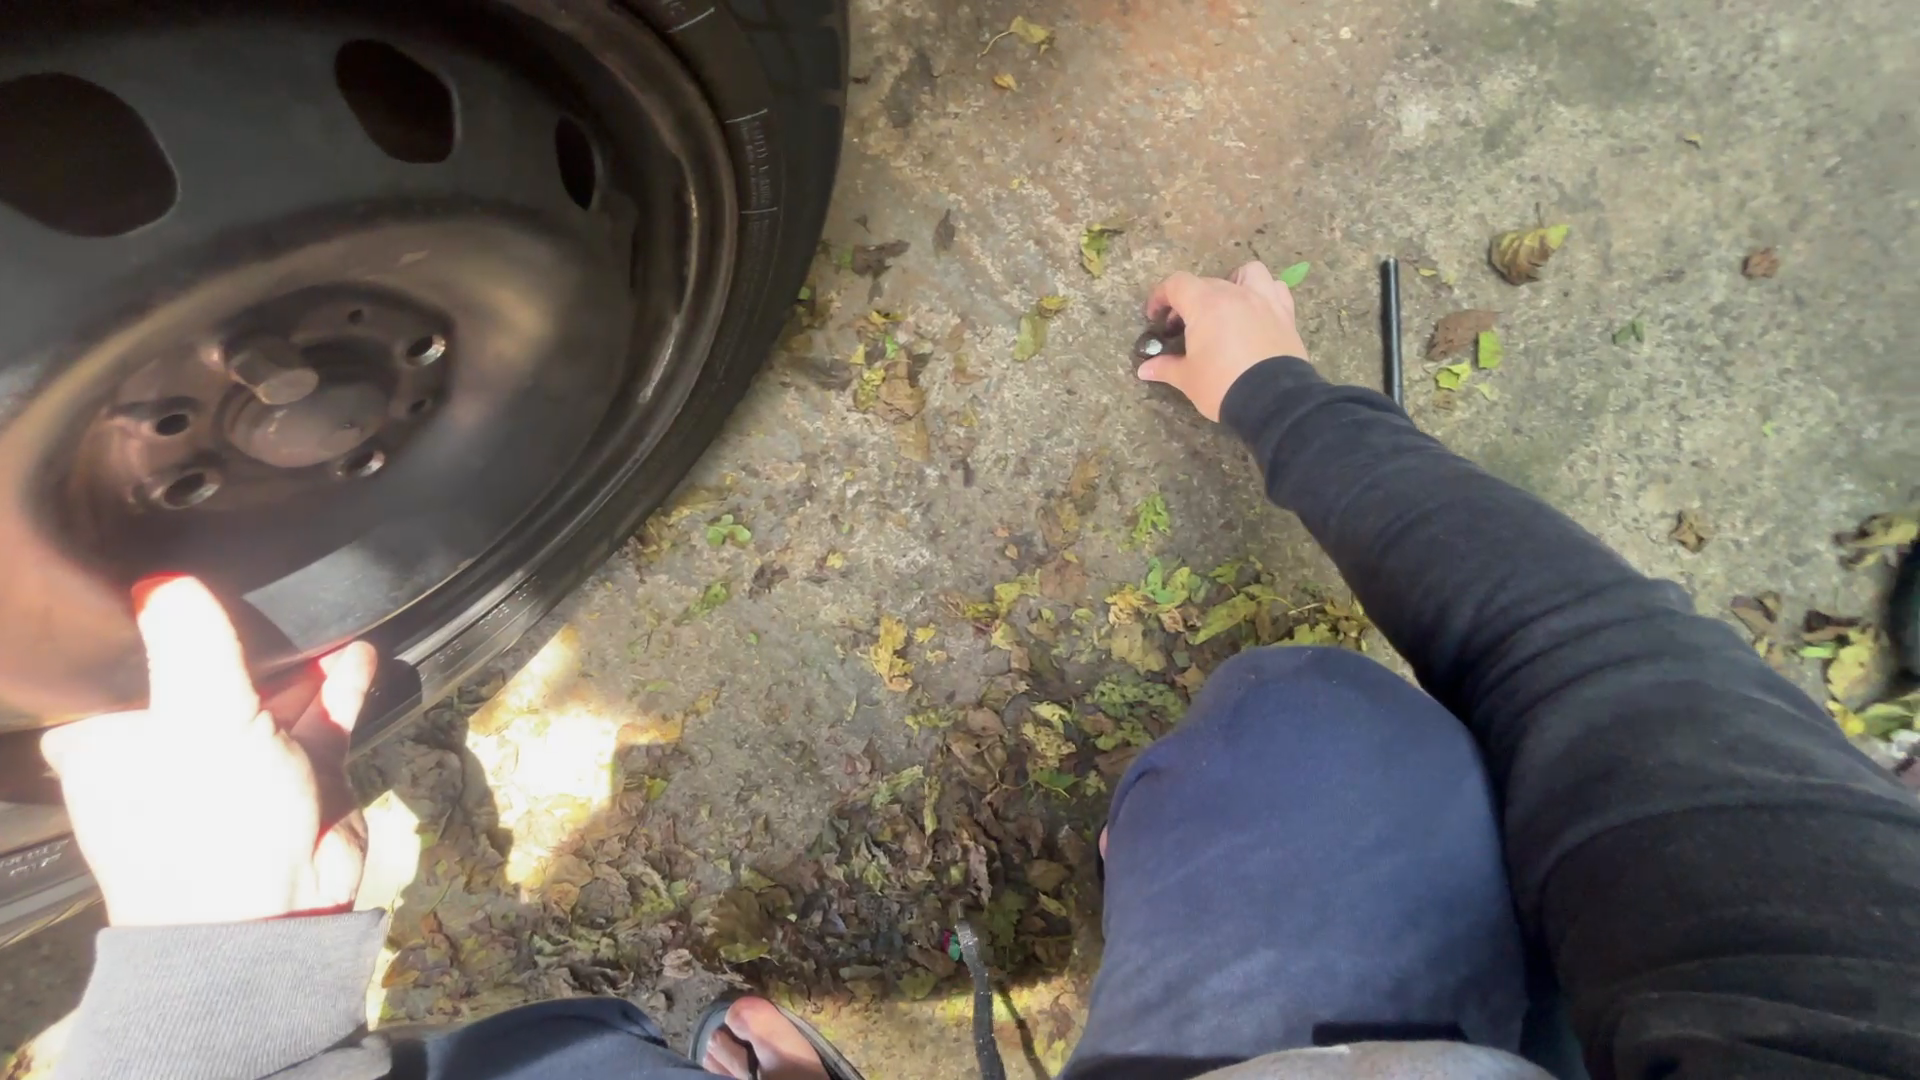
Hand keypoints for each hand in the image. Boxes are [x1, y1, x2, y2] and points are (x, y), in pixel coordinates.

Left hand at [40, 577, 376, 926]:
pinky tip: (358, 651)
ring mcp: (248, 753)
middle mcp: (179, 740)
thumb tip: (163, 580)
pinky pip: (325, 710)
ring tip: (328, 613)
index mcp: (118, 739)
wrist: (277, 902)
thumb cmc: (209, 817)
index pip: (127, 666)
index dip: (155, 626)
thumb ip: (191, 651)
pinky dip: (342, 682)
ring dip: (304, 658)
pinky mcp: (306, 763)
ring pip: (278, 688)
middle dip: (246, 637)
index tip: (188, 578)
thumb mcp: (201, 724)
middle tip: (272, 583)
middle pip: (213, 671)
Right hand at [1137, 260, 1309, 420]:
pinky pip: (1275, 289)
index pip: (1177, 284)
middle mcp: (1235, 294)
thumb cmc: (1221, 384)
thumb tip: (1144, 369)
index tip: (1154, 317)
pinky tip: (1255, 311)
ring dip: (1232, 283)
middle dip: (1188, 301)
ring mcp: (1264, 301)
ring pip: (1247, 273)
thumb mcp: (1187, 378)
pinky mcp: (1285, 314)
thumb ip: (1165, 368)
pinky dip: (1263, 293)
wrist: (1272, 399)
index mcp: (1206, 305)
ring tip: (1225, 305)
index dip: (1160, 296)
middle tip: (1181, 328)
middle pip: (1205, 283)